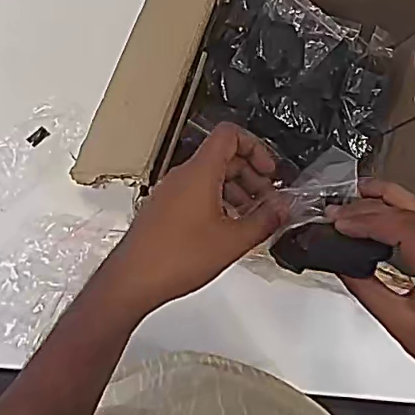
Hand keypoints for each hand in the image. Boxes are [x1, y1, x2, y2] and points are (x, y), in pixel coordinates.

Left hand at [94, 123, 286, 315]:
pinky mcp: (164, 209)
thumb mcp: (233, 241)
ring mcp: (171, 192)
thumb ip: (265, 220)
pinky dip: (218, 202)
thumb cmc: (173, 258)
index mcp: (200, 172)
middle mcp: (182, 176)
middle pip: (224, 157)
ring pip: (211, 176)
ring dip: (237, 191)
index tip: (269, 171)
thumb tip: (282, 209)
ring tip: (252, 217)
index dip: (256, 148)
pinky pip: (196, 193)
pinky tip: (228, 228)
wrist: (132, 280)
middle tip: (268, 200)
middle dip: (252, 176)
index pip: (230, 135)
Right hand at [328, 178, 414, 396]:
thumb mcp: (400, 322)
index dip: (367, 220)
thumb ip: (368, 289)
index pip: (404, 227)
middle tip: (344, 206)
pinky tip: (391, 218)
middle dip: (376, 204)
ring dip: (394, 203)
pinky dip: (410, 216)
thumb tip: (346, 265)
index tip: (341, 222)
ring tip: (363, 199)